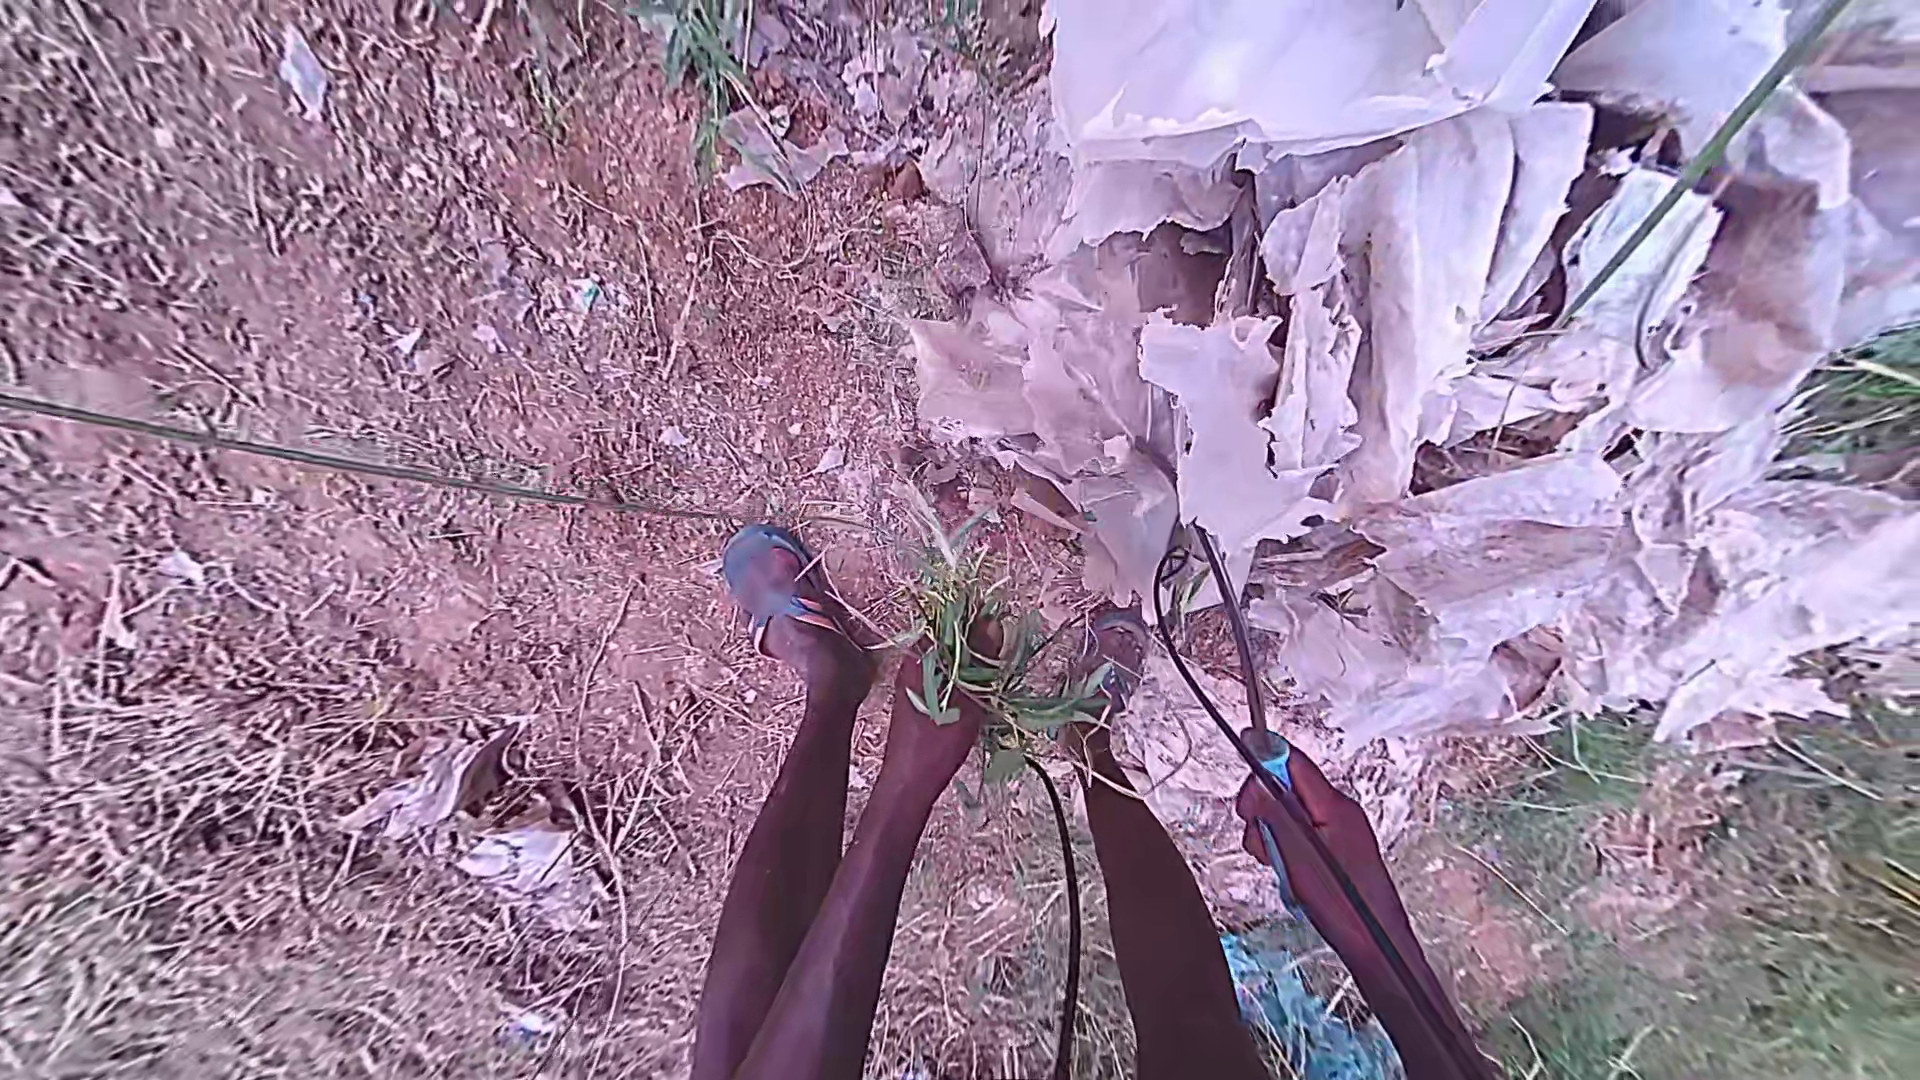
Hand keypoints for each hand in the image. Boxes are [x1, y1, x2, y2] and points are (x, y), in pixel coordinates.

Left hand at [877, 632, 991, 797]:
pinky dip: (961, 679)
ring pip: (948, 659)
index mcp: (920, 656)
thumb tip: (992, 623)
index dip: (976, 622)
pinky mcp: (917, 695)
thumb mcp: (967, 699)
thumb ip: (980, 660)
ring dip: (971, 664)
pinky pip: (943, 675)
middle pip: (949, 640)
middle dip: (976, 645)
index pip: (950, 622)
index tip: (999, 629)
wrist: (908, 782)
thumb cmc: (936, 743)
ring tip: (991, 677)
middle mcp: (912, 661)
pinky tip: (976, 693)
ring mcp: (912, 678)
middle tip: (999, 658)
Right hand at [1232, 736, 1409, 963]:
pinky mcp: (1334, 848)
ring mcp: (1337, 830)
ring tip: (1272, 857)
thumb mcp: (1296, 852)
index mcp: (1334, 805)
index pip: (1292, 760)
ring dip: (1268, 828)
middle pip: (1285, 785)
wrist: (1378, 951)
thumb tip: (1256, 779)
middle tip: (1255, 828)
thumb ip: (1273, 810)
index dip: (1264, 755)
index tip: (1242, 747)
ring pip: (1286, 810)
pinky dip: (1281, 842)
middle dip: (1261, 803)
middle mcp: (1338, 811)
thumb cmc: (1346, 906)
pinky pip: (1296, 830)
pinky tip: (1283, 865)